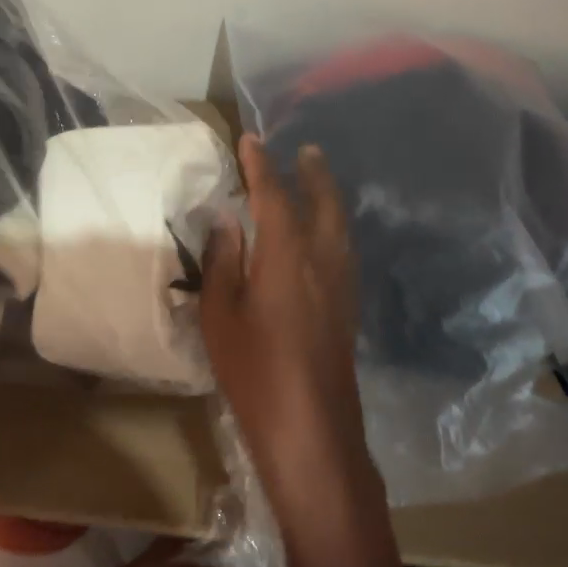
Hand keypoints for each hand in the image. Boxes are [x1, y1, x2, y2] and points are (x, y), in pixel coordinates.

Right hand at [201, 136, 376, 501]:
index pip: (274, 198)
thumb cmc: (252, 367)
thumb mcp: (219, 313)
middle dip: (312, 175)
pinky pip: (343, 249)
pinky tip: (324, 236)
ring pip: (340, 227)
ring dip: (328, 198)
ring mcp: (341, 286)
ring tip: (317, 181)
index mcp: (286, 257)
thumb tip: (227, 220)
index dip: (261, 167)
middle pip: (323, 206)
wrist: (309, 425)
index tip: (250, 141)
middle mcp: (322, 262)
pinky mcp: (347, 308)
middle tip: (306, 151)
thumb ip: (222, 262)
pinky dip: (334, 227)